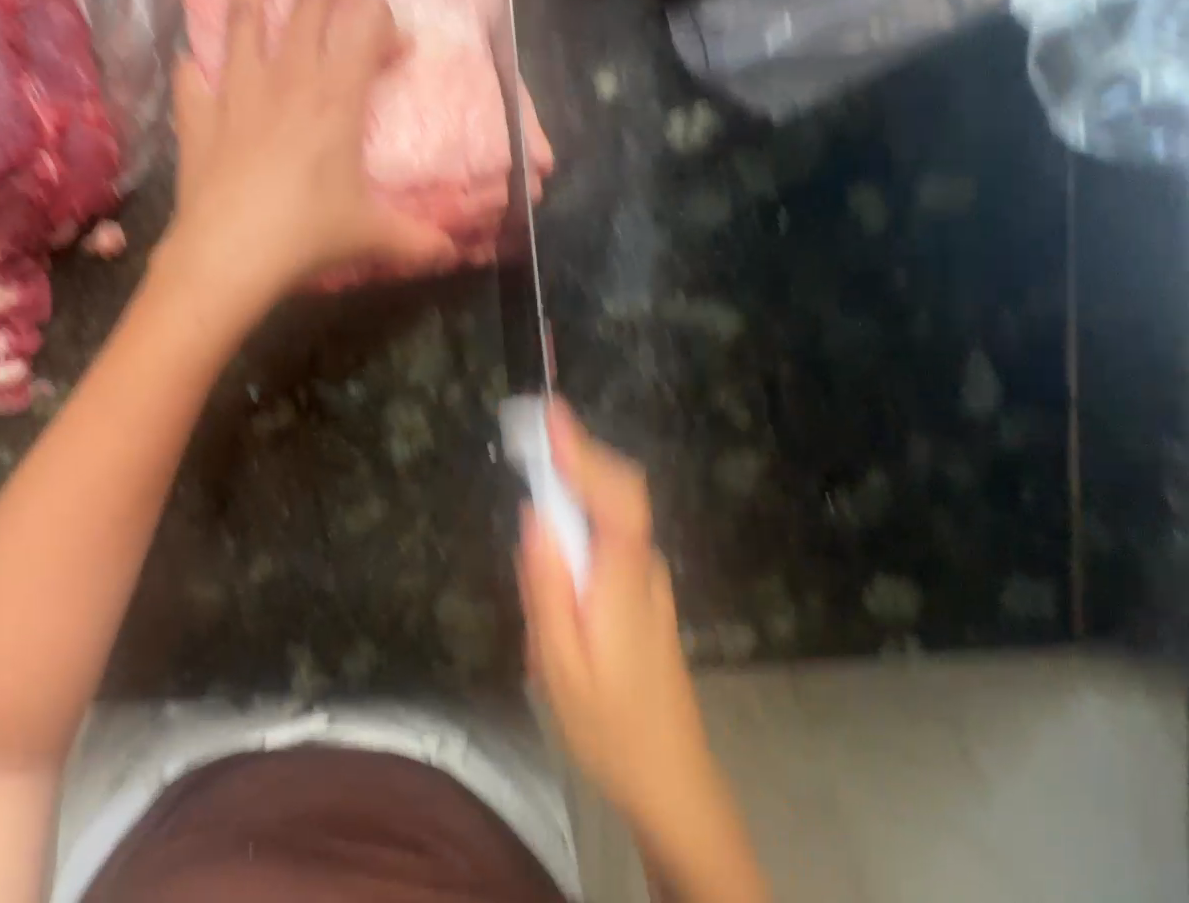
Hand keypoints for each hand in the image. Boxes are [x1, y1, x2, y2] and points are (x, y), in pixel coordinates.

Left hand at [155, 0, 453, 313]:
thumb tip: (449, 255)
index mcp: (336, 97)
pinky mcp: (199, 119)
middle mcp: (288, 80)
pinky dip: (193, 69)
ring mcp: (237, 95)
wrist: (228, 254)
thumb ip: (412, 240)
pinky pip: (193, 82)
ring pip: (243, 22)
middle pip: (310, 3)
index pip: (367, 27)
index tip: (395, 44)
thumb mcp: (368, 236)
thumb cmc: (305, 237)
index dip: (386, 23)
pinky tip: (191, 62)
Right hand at [518, 400, 710, 824]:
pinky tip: (553, 565)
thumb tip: (535, 514)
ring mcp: (647, 584)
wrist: (669, 781)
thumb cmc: (607, 726)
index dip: (584, 450)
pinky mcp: (641, 598)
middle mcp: (644, 571)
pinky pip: (606, 543)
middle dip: (570, 464)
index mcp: (623, 582)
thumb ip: (546, 584)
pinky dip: (578, 526)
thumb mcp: (557, 660)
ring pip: (607, 521)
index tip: (547, 413)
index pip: (616, 496)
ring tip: (535, 516)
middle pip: (614, 496)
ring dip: (570, 499)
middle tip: (524, 450)